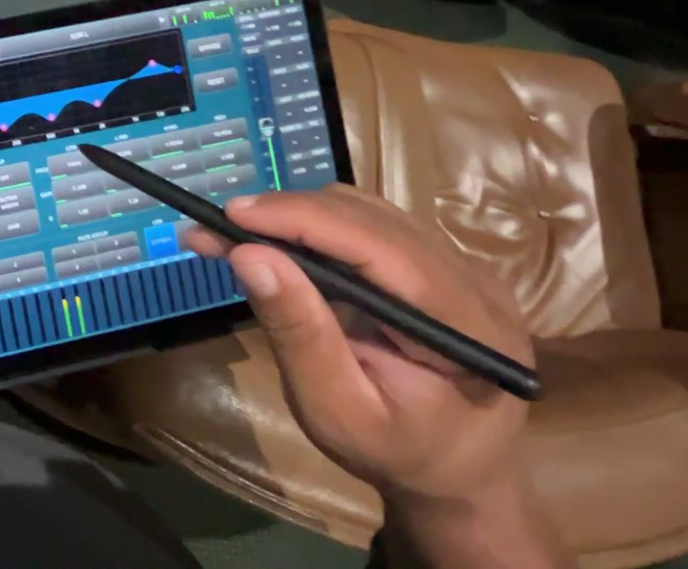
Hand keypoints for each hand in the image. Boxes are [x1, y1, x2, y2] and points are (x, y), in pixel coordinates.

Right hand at [183, 185, 533, 507]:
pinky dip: (311, 225)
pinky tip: (274, 242)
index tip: (231, 213)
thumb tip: (249, 255)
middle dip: (285, 216)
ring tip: (233, 235)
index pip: (380, 247)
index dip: (303, 219)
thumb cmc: (394, 453)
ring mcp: (461, 268)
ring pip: (365, 212)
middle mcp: (475, 282)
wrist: (453, 475)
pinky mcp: (436, 263)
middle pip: (370, 219)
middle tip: (212, 229)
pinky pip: (368, 224)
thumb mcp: (336, 409)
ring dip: (294, 217)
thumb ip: (298, 333)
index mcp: (467, 327)